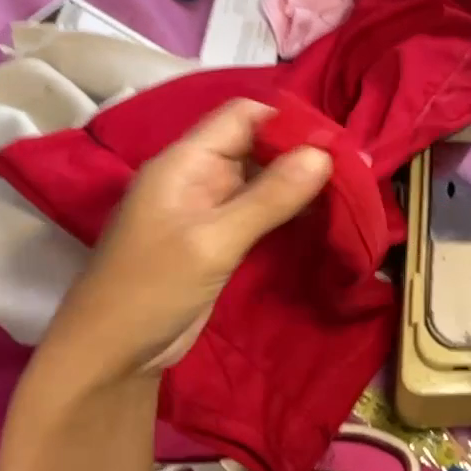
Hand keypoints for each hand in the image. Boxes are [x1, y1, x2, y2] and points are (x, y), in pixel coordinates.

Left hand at [40, 99, 331, 379]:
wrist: (113, 354)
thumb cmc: (152, 289)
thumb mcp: (214, 241)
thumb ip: (270, 198)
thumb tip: (325, 154)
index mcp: (186, 162)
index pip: (243, 116)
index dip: (289, 120)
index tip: (338, 141)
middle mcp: (199, 175)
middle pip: (258, 143)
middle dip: (304, 151)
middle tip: (357, 169)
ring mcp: (209, 208)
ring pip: (264, 177)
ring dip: (302, 181)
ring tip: (351, 189)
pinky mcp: (220, 237)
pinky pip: (262, 208)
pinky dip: (292, 207)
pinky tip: (324, 215)